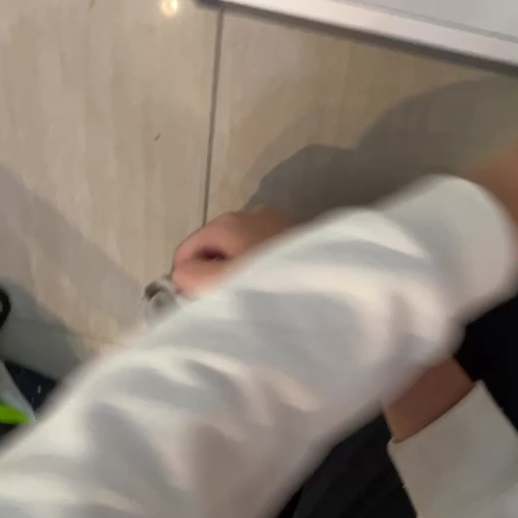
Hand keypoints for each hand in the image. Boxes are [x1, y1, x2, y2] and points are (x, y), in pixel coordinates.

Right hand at [169, 206, 301, 294]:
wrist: (335, 286)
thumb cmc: (272, 286)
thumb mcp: (220, 284)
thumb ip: (192, 275)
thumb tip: (183, 272)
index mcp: (226, 223)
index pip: (187, 252)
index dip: (188, 280)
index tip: (206, 304)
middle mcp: (251, 214)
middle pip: (215, 249)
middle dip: (217, 274)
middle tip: (233, 302)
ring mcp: (279, 222)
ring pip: (243, 250)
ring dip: (243, 272)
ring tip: (258, 298)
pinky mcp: (300, 235)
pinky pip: (268, 252)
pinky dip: (265, 268)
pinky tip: (278, 288)